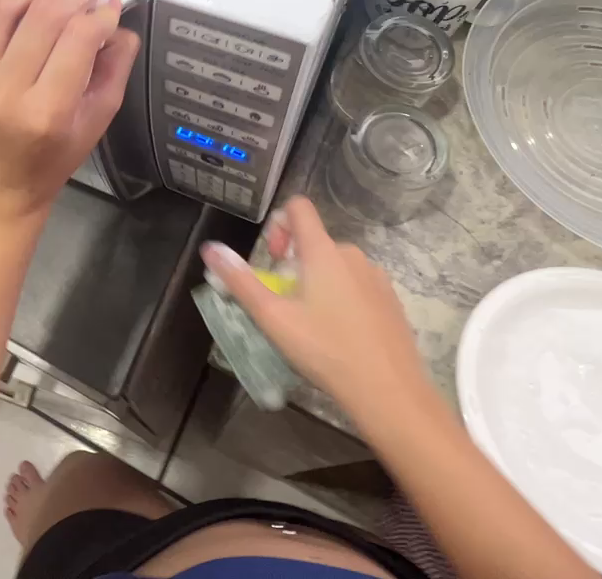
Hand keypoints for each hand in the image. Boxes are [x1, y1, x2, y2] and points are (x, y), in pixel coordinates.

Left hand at [0, 0, 140, 224]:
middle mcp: (3, 92)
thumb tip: (117, 19)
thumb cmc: (52, 157)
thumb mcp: (96, 120)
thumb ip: (114, 67)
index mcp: (46, 112)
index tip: (112, 4)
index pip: (77, 39)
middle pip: (42, 16)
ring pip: (2, 6)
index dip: (100, 12)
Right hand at [202, 197, 435, 431]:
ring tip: (313, 326)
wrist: (391, 393)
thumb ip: (240, 280)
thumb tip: (210, 248)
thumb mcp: (273, 317)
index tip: (274, 261)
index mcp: (322, 251)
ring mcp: (376, 277)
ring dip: (317, 283)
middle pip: (313, 242)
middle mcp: (352, 254)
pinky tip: (341, 336)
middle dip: (293, 266)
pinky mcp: (391, 300)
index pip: (298, 208)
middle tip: (286, 306)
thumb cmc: (325, 350)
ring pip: (335, 266)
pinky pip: (357, 285)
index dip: (278, 224)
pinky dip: (342, 299)